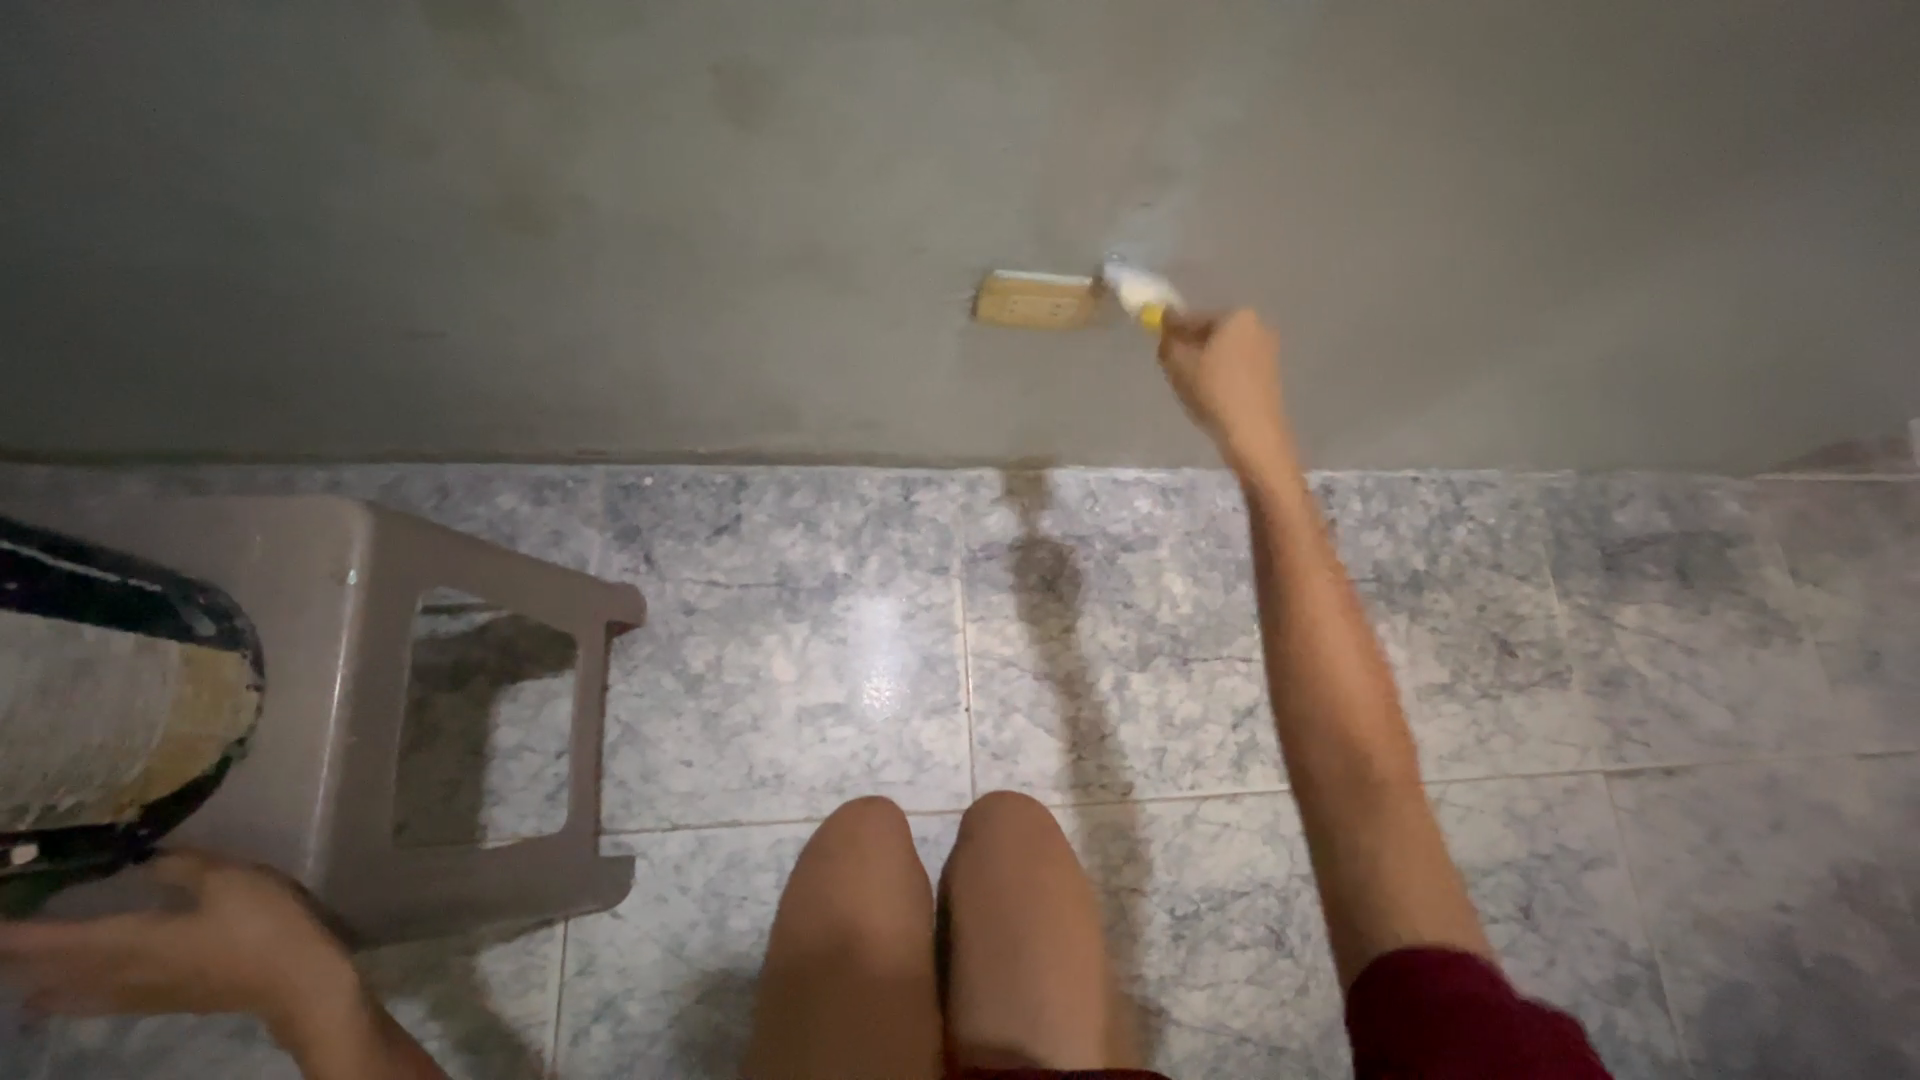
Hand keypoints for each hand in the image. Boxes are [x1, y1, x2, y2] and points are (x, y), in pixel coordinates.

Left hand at [0, 851, 361, 1044]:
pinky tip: (65, 998)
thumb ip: (186, 868)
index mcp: (128, 940)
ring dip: (36, 983)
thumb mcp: (233, 880)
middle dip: (18, 959)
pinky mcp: (160, 1001)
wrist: (295, 977)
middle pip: (49, 971)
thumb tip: (147, 860)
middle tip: (4, 943)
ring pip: (66, 993)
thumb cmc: (264, 924)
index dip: (15, 931)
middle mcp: (118, 972)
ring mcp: (139, 992)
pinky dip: (65, 998)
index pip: (51, 939)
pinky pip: (91, 1002)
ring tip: (19, 978)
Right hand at [1157, 309, 1292, 471]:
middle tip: (1171, 362)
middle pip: (1213, 332)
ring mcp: (1268, 351)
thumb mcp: (1178, 364)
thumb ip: (1168, 342)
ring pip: (1226, 351)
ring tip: (1188, 381)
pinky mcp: (1271, 375)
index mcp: (1236, 316)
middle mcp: (1257, 326)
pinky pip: (1237, 367)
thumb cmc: (1213, 391)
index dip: (1173, 327)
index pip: (1194, 317)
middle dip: (1192, 344)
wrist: (1253, 431)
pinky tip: (1210, 392)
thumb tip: (1166, 330)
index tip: (1157, 333)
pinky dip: (1222, 374)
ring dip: (1207, 360)